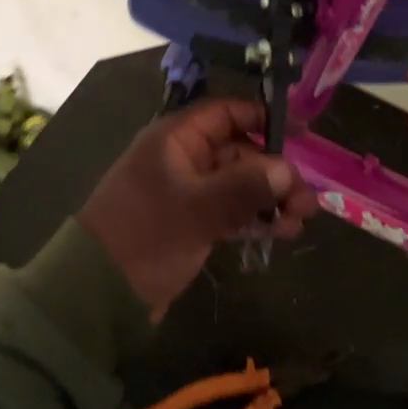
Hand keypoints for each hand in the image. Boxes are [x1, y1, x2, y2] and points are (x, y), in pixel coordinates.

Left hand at [77, 97, 319, 319]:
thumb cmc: (144, 236)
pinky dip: (255, 217)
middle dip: (275, 170)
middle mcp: (183, 158)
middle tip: (308, 199)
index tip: (301, 135)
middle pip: (239, 151)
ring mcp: (187, 192)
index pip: (225, 113)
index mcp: (176, 139)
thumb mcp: (196, 209)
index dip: (262, 118)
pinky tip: (283, 232)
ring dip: (270, 197)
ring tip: (301, 219)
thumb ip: (244, 187)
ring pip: (239, 183)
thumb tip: (289, 170)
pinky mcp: (192, 223)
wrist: (98, 295)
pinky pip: (231, 210)